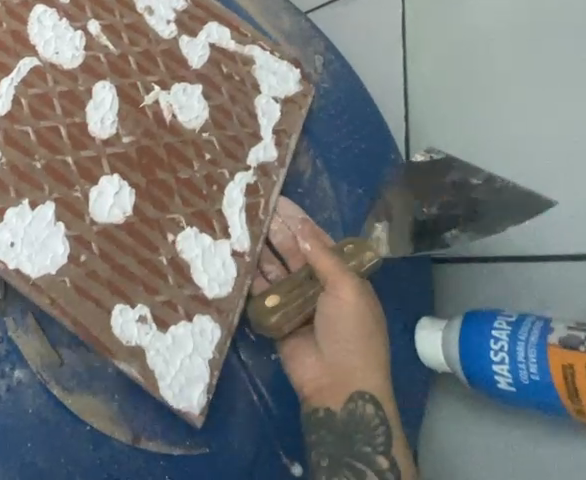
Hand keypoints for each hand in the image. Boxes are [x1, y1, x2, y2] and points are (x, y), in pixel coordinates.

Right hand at [254, 201, 394, 409]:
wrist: (339, 385)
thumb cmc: (352, 334)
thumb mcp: (347, 289)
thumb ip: (322, 257)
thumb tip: (300, 226)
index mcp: (343, 278)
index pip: (318, 241)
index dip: (299, 220)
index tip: (277, 199)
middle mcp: (318, 286)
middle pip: (293, 250)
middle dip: (275, 229)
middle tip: (250, 205)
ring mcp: (295, 301)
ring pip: (274, 267)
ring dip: (259, 248)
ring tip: (237, 224)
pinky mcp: (275, 317)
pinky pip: (260, 290)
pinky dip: (248, 274)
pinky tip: (233, 255)